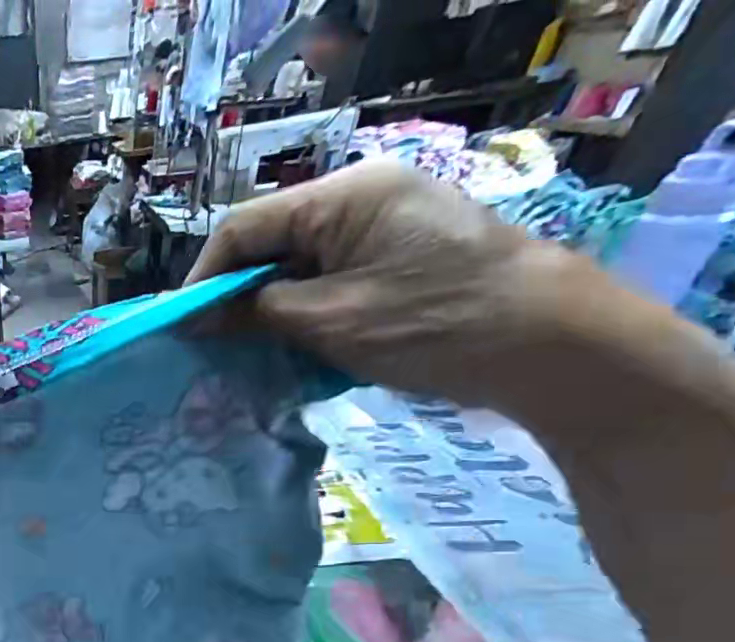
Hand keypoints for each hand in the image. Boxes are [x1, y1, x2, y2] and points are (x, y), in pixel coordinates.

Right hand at [187, 161, 598, 411]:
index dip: (203, 277)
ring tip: (244, 353)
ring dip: (265, 310)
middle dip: (233, 296)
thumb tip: (197, 318)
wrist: (553, 346)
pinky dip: (300, 314)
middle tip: (209, 346)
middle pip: (269, 244)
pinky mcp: (397, 259)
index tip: (181, 327)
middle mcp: (361, 200)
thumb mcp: (331, 321)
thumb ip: (255, 313)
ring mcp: (383, 229)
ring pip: (295, 267)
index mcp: (344, 196)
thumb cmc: (436, 324)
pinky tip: (288, 348)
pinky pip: (327, 280)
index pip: (244, 227)